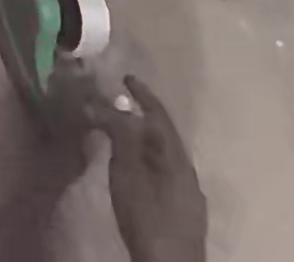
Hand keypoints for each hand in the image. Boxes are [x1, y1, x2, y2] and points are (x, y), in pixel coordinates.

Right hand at [92, 76, 206, 261]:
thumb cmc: (147, 216)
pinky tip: (136, 168)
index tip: (126, 77)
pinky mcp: (184, 213)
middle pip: (164, 135)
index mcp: (176, 157)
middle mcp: (187, 172)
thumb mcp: (126, 170)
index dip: (143, 94)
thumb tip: (104, 104)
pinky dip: (148, 158)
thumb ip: (118, 134)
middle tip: (118, 104)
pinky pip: (165, 171)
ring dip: (145, 140)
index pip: (160, 115)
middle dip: (142, 116)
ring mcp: (189, 195)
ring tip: (122, 134)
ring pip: (165, 155)